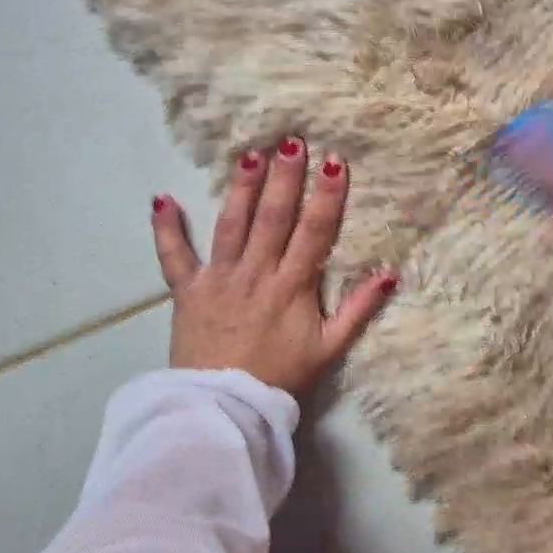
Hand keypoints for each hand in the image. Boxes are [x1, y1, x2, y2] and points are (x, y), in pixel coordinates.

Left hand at [150, 138, 397, 396]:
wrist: (223, 410)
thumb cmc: (282, 377)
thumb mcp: (331, 347)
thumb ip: (360, 309)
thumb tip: (391, 274)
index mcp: (293, 285)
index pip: (314, 231)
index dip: (327, 196)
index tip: (335, 163)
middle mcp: (257, 274)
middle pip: (273, 218)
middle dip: (284, 178)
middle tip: (291, 142)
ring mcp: (219, 280)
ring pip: (231, 225)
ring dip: (240, 188)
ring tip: (250, 154)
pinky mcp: (187, 293)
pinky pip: (173, 257)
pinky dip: (166, 229)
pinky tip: (161, 199)